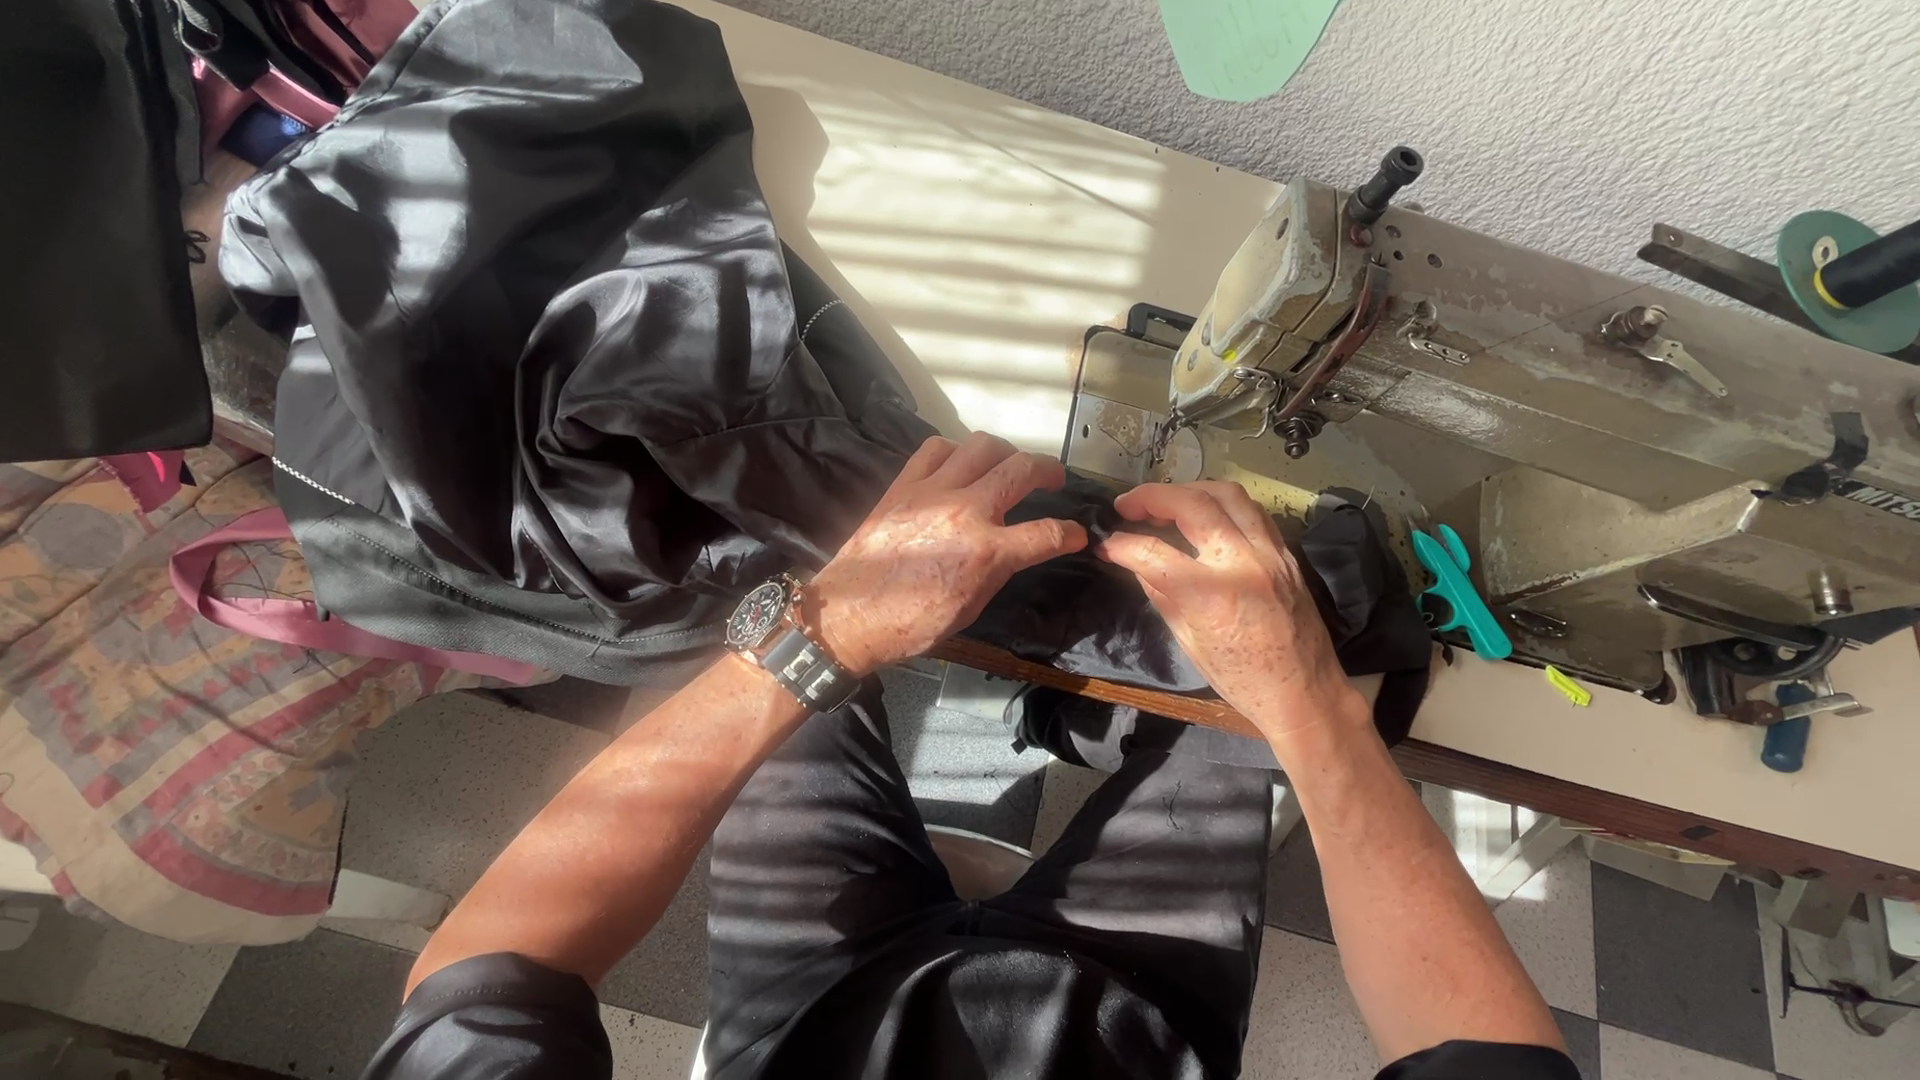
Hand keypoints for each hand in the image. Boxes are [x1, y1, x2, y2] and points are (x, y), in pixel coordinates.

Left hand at [810, 433, 1087, 674]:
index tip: (1077, 534)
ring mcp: (932, 491)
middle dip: (1048, 471)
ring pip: (983, 445)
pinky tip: (960, 466)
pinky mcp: (904, 485)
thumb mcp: (971, 607)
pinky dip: (957, 451)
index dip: (1072, 533)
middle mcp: (965, 511)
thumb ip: (999, 569)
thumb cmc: (912, 624)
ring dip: (1005, 452)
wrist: (849, 616)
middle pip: (1022, 469)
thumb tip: (1015, 549)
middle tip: (1053, 479)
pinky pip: (937, 448)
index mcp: (987, 551)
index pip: (1048, 532)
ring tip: (1008, 466)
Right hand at [1096, 481, 1367, 743]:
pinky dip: (1221, 503)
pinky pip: (1251, 510)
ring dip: (1188, 490)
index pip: (1153, 551)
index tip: (1105, 542)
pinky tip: (1204, 514)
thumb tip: (1136, 560)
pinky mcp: (1285, 552)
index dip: (1121, 544)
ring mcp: (1269, 552)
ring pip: (1226, 493)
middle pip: (1191, 503)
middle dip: (1152, 497)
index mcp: (1210, 594)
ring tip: (1165, 503)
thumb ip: (1161, 592)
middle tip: (1127, 505)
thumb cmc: (1239, 678)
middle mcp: (1241, 562)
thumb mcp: (1187, 640)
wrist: (1304, 692)